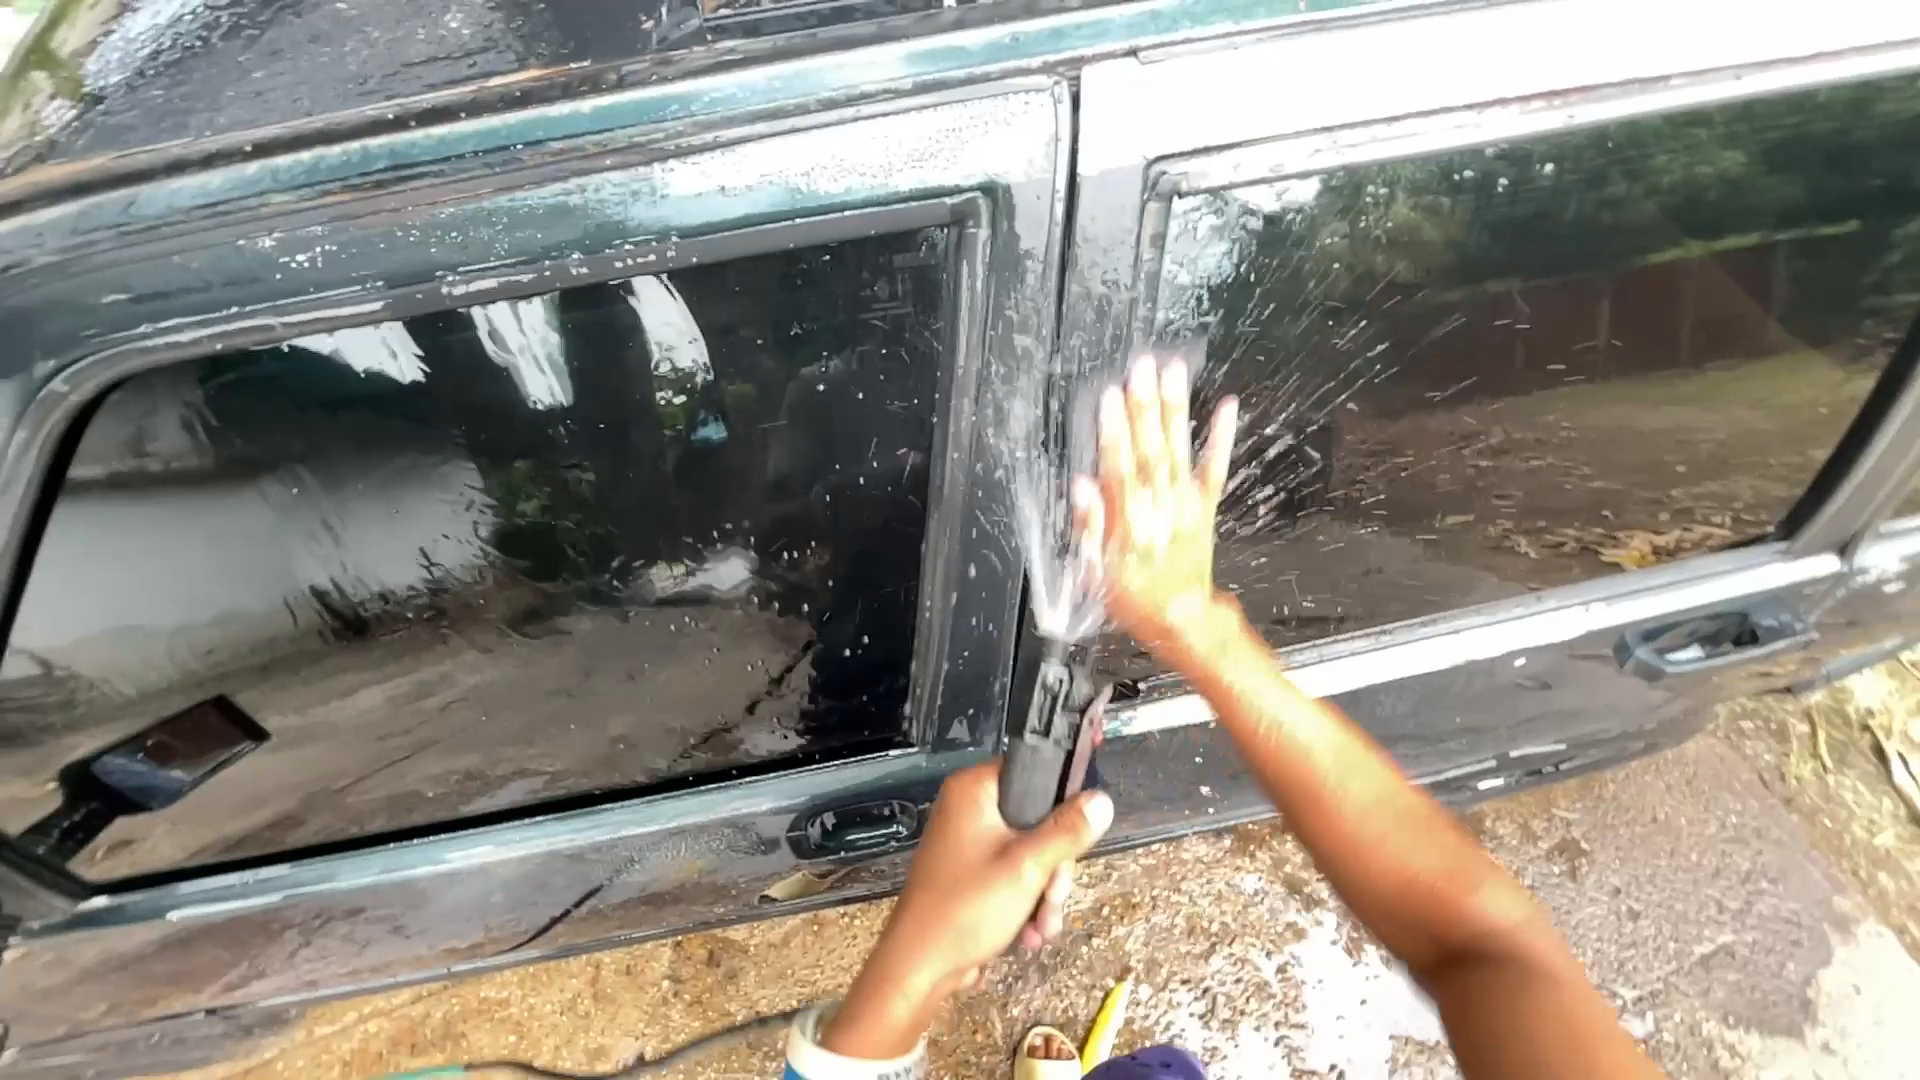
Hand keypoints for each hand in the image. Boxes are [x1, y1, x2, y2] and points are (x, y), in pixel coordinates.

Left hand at [821, 763, 1112, 1057]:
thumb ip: (1068, 831)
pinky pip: (1013, 875)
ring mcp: (969, 842)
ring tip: (1042, 924)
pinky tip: (1029, 934)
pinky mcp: (971, 873)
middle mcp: (969, 807)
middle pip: (1036, 819)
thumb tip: (1102, 800)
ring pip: (1029, 852)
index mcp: (974, 789)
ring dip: (1044, 891)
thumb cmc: (967, 906)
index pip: (1031, 769)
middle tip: (1055, 892)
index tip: (1086, 819)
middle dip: (1054, 864)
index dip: (1063, 793)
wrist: (920, 968)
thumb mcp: (1028, 866)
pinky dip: (1026, 902)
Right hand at [1073, 352, 1238, 653]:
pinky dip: (1222, 438)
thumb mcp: (1097, 573)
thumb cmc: (1136, 598)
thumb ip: (1090, 527)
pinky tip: (1227, 408)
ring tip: (1172, 373)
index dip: (1113, 430)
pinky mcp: (1204, 506)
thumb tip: (1082, 488)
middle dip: (1145, 406)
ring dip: (1174, 410)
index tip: (1110, 397)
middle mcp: (1160, 507)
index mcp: (1130, 521)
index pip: (1119, 466)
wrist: (1182, 618)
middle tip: (1142, 368)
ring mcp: (1185, 504)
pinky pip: (1215, 469)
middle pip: (1150, 448)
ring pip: (1178, 448)